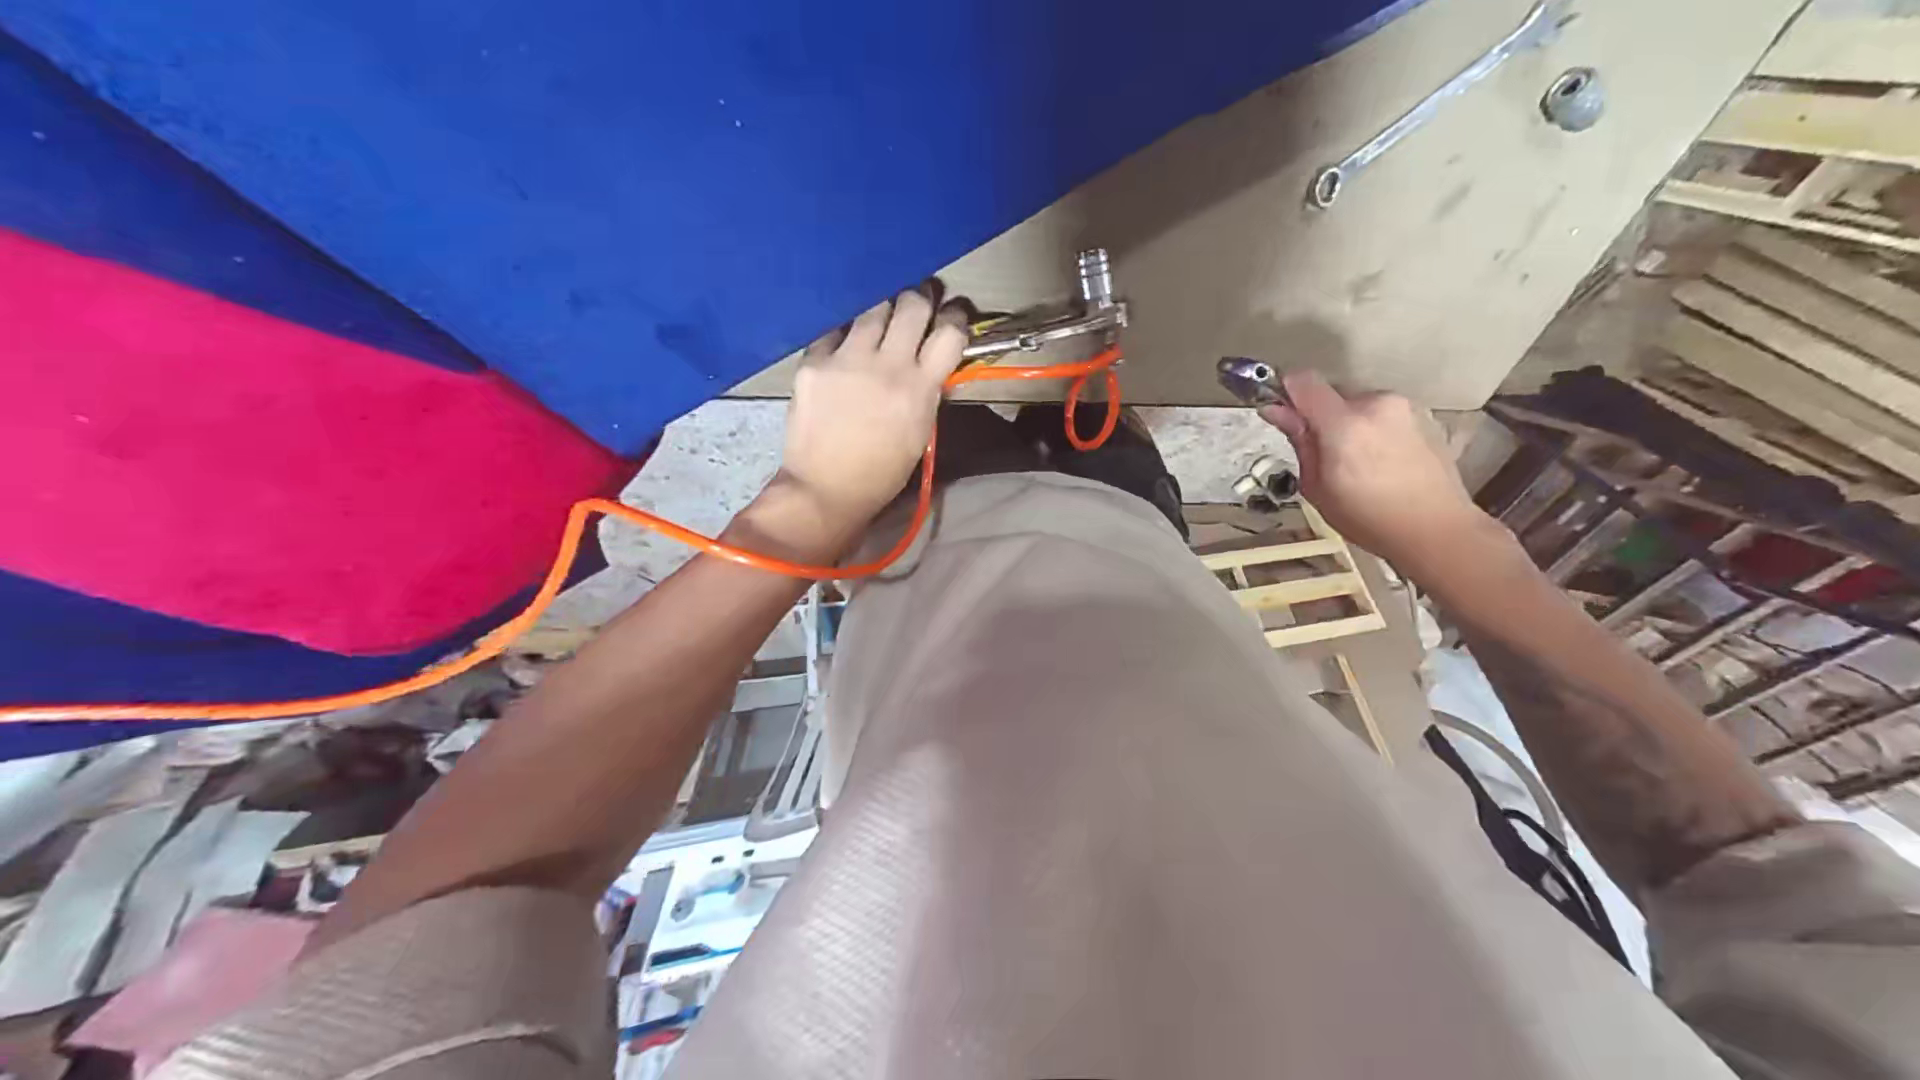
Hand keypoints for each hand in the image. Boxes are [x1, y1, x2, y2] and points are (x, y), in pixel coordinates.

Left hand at [758, 289, 966, 551]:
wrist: (826, 489)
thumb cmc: (881, 472)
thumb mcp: (920, 432)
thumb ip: (928, 392)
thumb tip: (933, 363)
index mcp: (919, 388)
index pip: (950, 332)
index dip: (955, 318)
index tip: (951, 316)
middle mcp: (887, 365)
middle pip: (912, 305)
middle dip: (919, 300)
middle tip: (916, 306)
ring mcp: (847, 360)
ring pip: (873, 308)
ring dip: (882, 312)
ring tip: (879, 323)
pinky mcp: (814, 363)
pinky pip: (835, 331)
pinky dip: (844, 336)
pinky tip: (844, 349)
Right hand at [1259, 370, 1493, 571]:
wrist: (1437, 529)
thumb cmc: (1366, 517)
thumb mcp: (1316, 487)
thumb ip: (1298, 441)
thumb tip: (1274, 410)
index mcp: (1344, 423)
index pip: (1304, 381)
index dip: (1287, 393)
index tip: (1283, 415)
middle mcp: (1376, 403)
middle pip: (1333, 395)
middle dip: (1323, 417)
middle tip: (1324, 455)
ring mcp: (1405, 407)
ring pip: (1361, 405)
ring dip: (1351, 424)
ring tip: (1358, 463)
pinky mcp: (1426, 416)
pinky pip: (1385, 415)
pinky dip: (1376, 431)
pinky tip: (1383, 464)